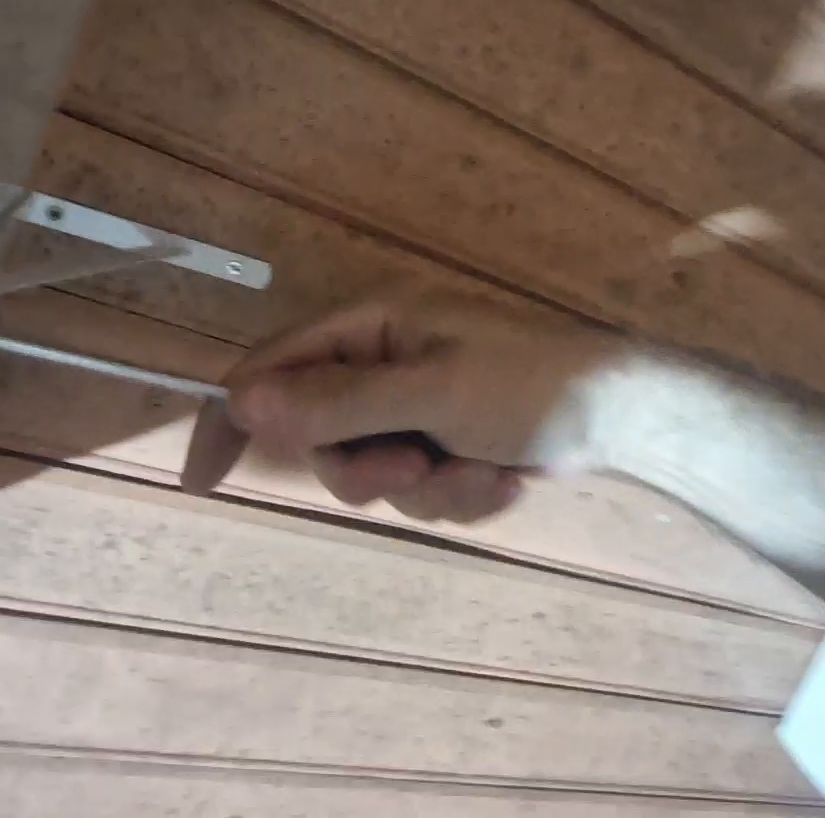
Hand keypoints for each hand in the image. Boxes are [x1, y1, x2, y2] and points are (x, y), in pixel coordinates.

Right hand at [181, 296, 622, 522]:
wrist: (619, 415)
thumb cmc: (528, 385)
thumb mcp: (432, 390)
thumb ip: (339, 400)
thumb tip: (243, 400)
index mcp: (371, 329)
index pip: (273, 367)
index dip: (233, 418)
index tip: (205, 480)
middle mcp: (382, 365)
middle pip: (321, 438)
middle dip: (370, 468)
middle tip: (418, 465)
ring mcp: (412, 409)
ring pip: (374, 475)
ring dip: (430, 488)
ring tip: (486, 470)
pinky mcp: (442, 445)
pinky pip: (420, 491)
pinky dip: (461, 495)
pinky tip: (506, 479)